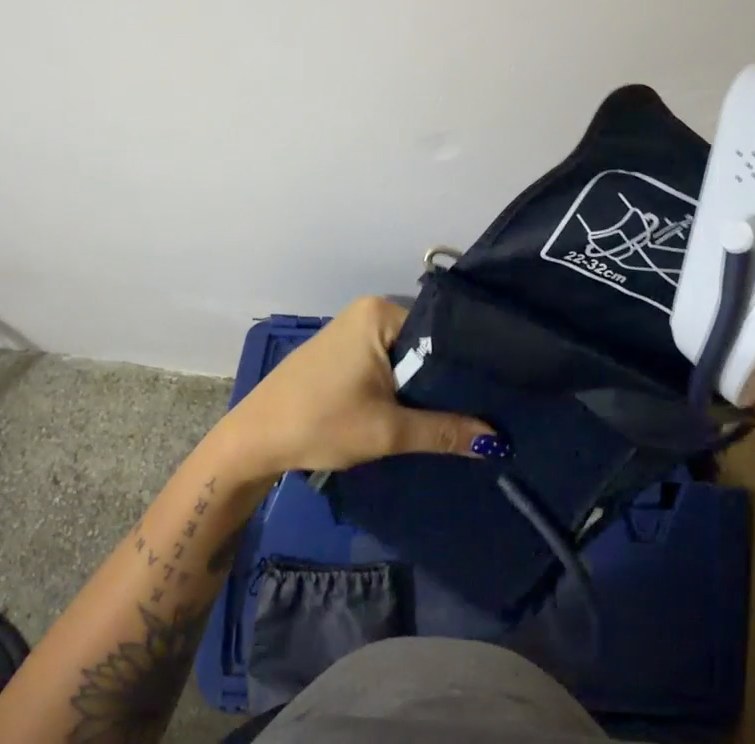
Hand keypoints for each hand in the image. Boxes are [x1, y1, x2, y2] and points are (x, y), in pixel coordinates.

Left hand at [211, 297, 498, 478]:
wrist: (254, 440)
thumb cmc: (319, 423)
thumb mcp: (387, 432)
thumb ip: (444, 431)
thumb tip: (498, 442)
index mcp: (380, 313)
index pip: (443, 333)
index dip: (470, 368)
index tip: (500, 396)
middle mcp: (368, 312)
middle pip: (426, 347)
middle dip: (449, 381)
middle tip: (490, 414)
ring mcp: (353, 332)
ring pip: (407, 360)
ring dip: (426, 389)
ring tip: (465, 418)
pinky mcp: (343, 354)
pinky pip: (387, 365)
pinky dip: (403, 389)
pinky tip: (423, 413)